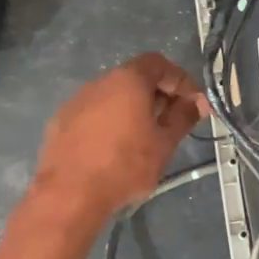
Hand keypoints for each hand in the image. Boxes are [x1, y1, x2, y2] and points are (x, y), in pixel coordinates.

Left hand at [33, 53, 210, 217]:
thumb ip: (183, 117)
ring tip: (143, 138)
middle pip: (134, 78)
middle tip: (171, 122)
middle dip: (157, 95)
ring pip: (112, 97)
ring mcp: (76, 101)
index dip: (180, 80)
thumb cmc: (125, 166)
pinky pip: (93, 114)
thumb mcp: (164, 144)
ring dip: (132, 110)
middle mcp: (99, 82)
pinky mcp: (60, 122)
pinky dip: (110, 122)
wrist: (70, 194)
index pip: (158, 63)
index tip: (192, 104)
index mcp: (128, 80)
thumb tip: (197, 103)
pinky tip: (114, 149)